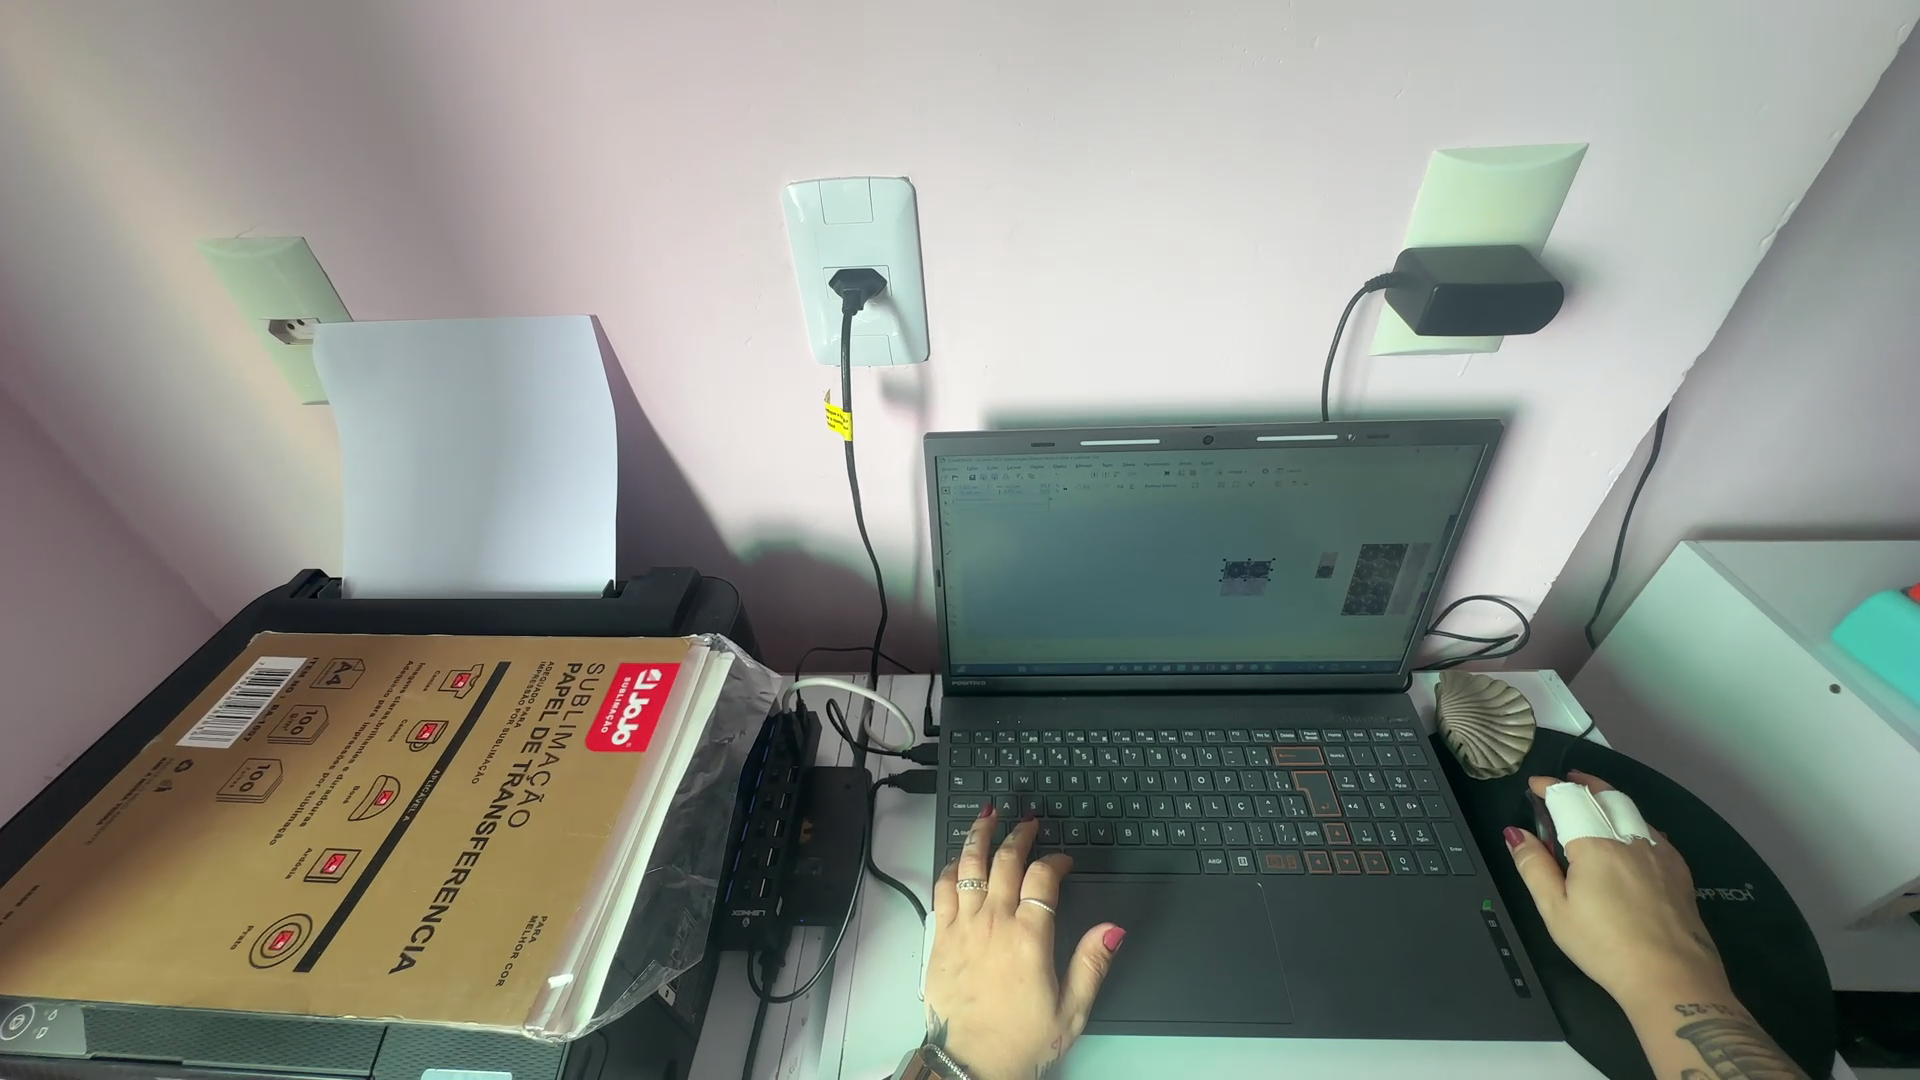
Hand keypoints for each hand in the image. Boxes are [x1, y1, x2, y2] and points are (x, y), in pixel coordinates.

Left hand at [927, 805, 1123, 1079]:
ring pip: (970, 863)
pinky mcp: (942, 936)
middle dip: (1019, 833)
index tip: (1062, 860)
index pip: (1044, 878)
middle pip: (1006, 859)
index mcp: (1028, 937)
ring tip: (988, 814)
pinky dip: (952, 866)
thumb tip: (1112, 929)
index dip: (1056, 860)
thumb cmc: (1020, 1039)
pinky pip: (943, 888)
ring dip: (980, 834)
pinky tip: (960, 857)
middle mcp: (994, 922)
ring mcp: (964, 925)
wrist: (971, 1064)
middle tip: (1028, 821)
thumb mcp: (1071, 1010)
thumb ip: (1092, 963)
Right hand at [1504, 770, 1728, 1008]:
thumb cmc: (1605, 946)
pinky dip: (1636, 821)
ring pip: (1635, 812)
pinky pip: (1656, 833)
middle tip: (1566, 780)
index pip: (1569, 800)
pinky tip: (1631, 833)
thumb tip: (1515, 833)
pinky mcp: (1681, 877)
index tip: (1534, 785)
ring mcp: (1662, 859)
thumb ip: (1532, 864)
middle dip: (1584, 784)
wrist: (1674, 985)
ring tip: (1594, 798)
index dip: (1548, 787)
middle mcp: (1632, 843)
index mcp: (1596, 846)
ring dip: (1611, 798)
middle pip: (1608, 797)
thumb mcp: (1553, 908)